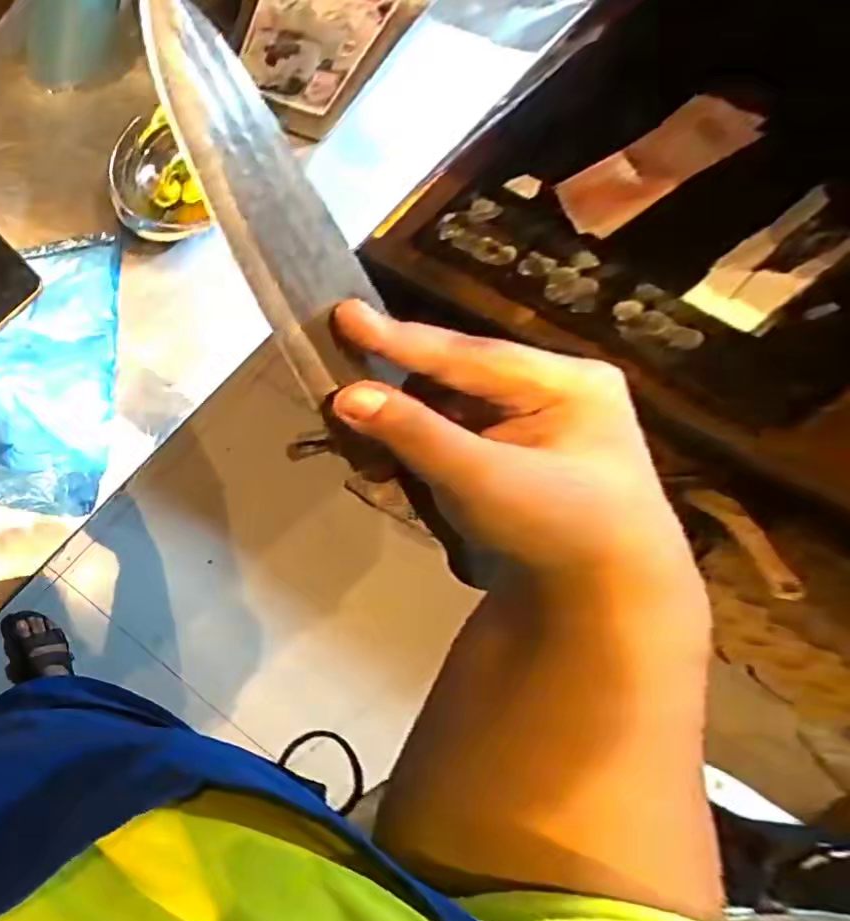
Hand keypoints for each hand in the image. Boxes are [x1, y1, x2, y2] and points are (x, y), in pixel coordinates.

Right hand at [331, 300, 692, 590]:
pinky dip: (402, 448)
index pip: (463, 354)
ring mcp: (518, 422)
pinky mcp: (496, 451)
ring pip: (433, 408)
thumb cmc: (556, 527)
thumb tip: (344, 395)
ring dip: (391, 428)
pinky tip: (382, 468)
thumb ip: (412, 432)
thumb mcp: (480, 478)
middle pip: (444, 378)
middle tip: (335, 403)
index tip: (342, 313)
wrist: (598, 594)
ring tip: (362, 455)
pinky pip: (435, 435)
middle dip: (389, 394)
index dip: (397, 337)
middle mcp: (541, 390)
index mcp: (562, 382)